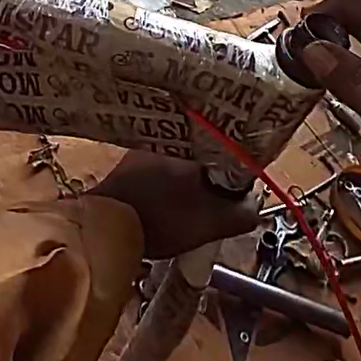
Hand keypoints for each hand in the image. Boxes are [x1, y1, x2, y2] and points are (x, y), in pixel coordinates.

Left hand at [88, 150, 257, 258]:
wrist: (106, 226)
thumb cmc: (162, 219)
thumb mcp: (211, 222)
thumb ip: (240, 212)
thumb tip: (254, 204)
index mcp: (189, 142)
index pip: (225, 144)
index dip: (238, 165)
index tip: (243, 186)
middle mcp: (167, 135)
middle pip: (203, 151)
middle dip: (215, 173)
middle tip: (223, 198)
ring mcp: (145, 147)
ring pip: (182, 159)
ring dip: (191, 179)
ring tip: (200, 204)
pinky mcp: (130, 163)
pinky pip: (162, 167)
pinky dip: (171, 182)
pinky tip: (173, 203)